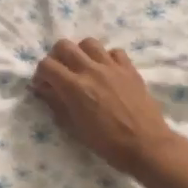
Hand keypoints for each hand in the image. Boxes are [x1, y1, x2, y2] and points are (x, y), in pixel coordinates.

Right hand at [31, 38, 179, 176]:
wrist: (146, 145)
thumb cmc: (107, 143)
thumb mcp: (74, 128)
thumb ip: (57, 104)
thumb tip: (44, 89)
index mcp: (74, 87)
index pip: (47, 65)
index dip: (41, 74)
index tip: (44, 85)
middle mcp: (91, 70)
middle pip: (64, 45)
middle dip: (56, 57)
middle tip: (60, 73)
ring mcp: (112, 67)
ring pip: (89, 43)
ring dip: (81, 53)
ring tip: (83, 68)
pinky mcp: (129, 68)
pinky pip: (114, 52)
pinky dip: (107, 58)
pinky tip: (107, 72)